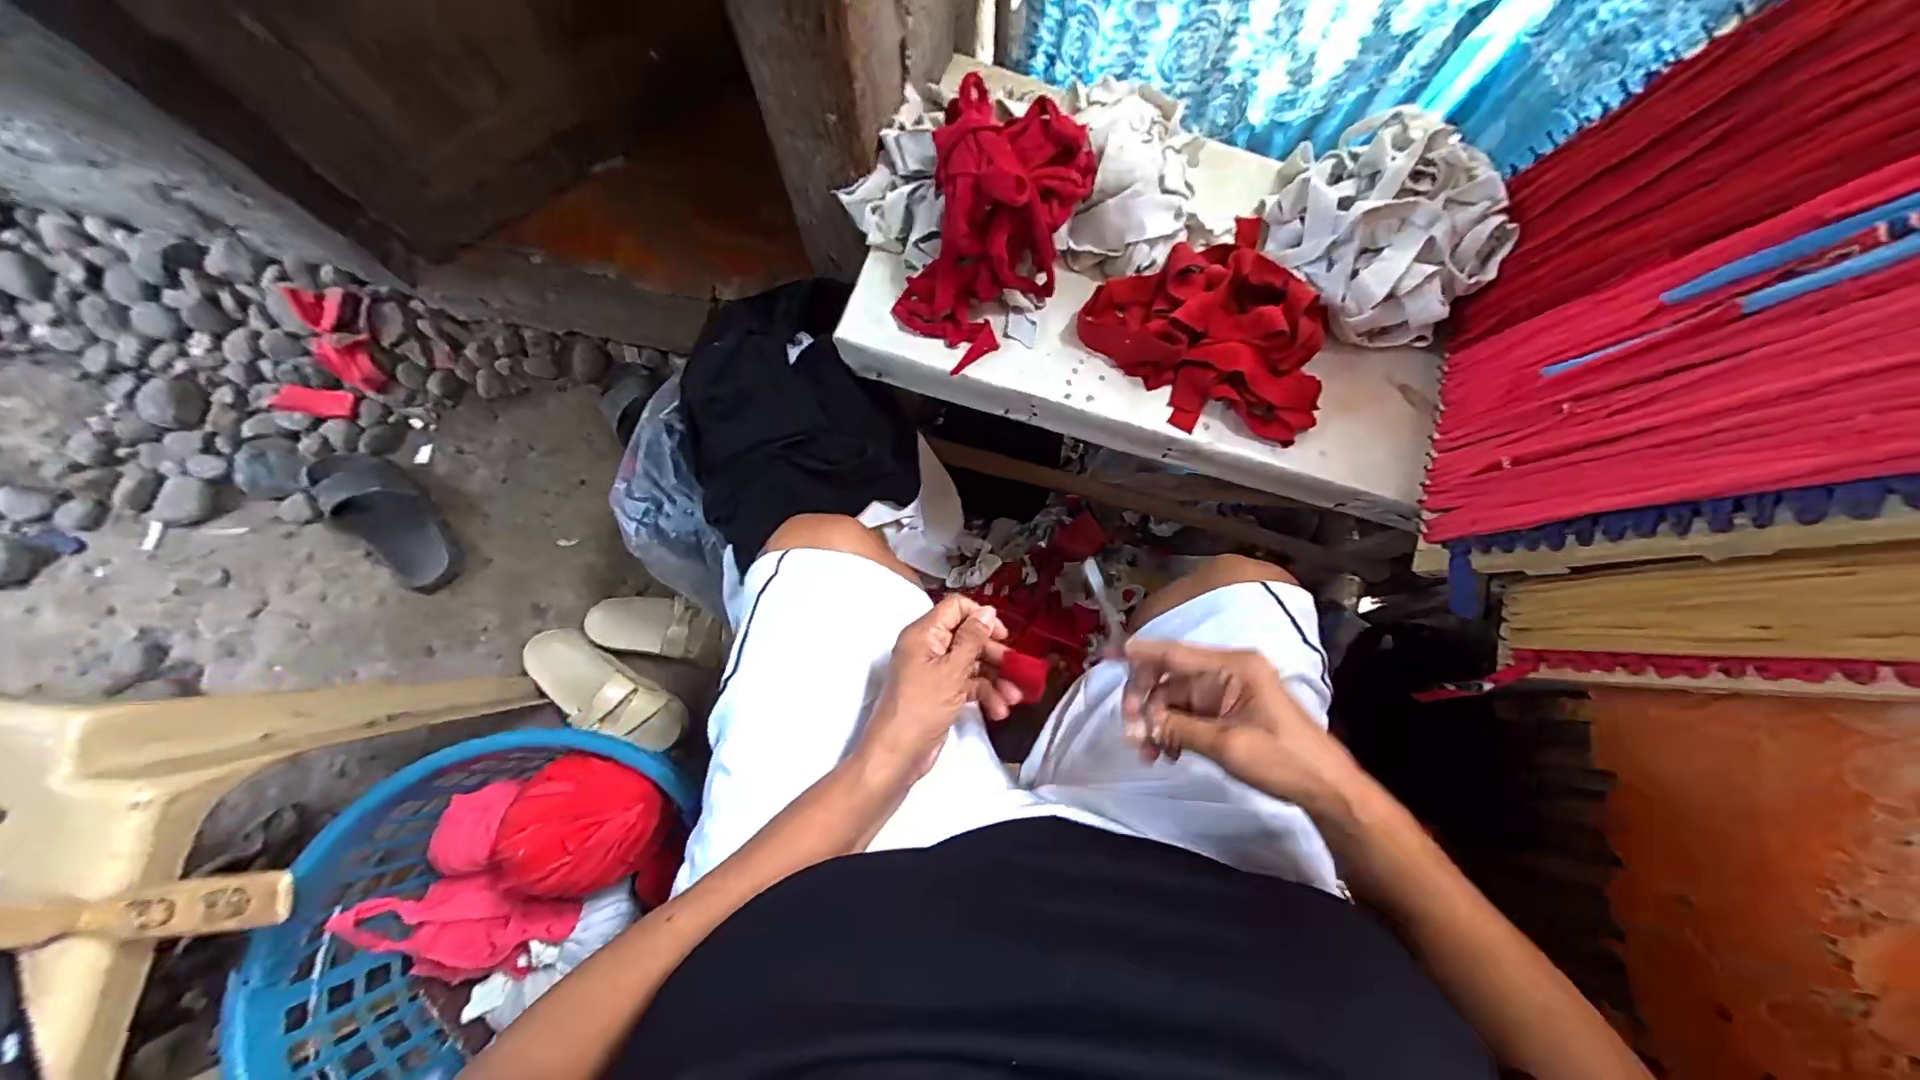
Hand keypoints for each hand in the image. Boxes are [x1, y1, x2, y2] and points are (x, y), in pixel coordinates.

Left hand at [854, 595, 1023, 780]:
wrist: (898, 753)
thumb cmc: (922, 706)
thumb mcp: (952, 670)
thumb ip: (972, 638)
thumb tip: (987, 611)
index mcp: (924, 634)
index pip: (955, 608)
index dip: (980, 616)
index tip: (1002, 634)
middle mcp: (928, 648)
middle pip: (967, 637)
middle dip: (993, 654)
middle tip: (1016, 670)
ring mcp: (934, 671)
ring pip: (971, 663)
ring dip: (994, 679)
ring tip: (1013, 698)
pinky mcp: (941, 693)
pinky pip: (967, 684)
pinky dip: (984, 694)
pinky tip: (999, 709)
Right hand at [1121, 640, 1362, 811]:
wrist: (1327, 789)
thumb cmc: (1284, 759)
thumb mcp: (1227, 744)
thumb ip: (1179, 728)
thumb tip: (1140, 725)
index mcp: (1233, 666)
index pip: (1174, 652)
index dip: (1139, 653)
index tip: (1108, 658)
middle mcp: (1226, 672)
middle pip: (1169, 676)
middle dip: (1145, 701)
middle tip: (1130, 731)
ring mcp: (1226, 693)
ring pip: (1173, 699)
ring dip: (1156, 723)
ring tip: (1147, 753)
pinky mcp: (1226, 713)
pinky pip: (1186, 715)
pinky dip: (1171, 731)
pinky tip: (1164, 753)